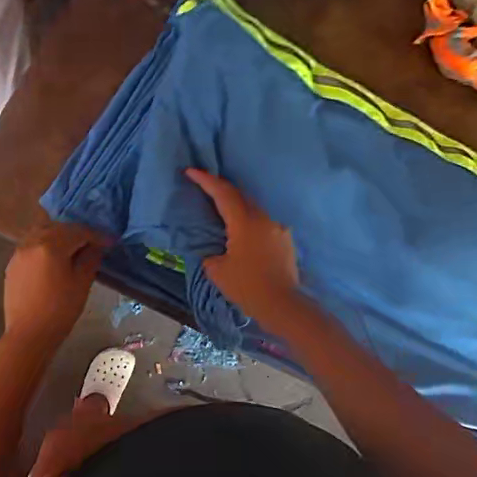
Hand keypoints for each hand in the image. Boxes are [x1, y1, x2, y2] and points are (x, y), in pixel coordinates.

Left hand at [3, 221, 107, 347]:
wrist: (28, 335)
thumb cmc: (59, 311)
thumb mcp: (81, 284)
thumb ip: (90, 259)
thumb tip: (94, 246)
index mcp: (51, 246)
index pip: (78, 232)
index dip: (96, 235)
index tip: (109, 242)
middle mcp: (32, 243)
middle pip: (58, 228)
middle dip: (77, 233)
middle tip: (92, 243)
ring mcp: (19, 253)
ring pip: (42, 234)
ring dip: (59, 236)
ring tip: (73, 248)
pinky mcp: (13, 264)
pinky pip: (32, 245)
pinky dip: (45, 245)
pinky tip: (54, 258)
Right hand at [184, 169, 303, 321]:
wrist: (283, 305)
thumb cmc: (247, 287)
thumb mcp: (217, 270)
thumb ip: (211, 251)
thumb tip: (215, 247)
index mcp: (245, 222)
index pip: (223, 193)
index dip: (205, 180)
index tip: (191, 171)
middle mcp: (263, 218)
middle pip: (240, 195)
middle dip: (220, 188)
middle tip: (203, 185)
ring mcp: (277, 227)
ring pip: (252, 207)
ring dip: (236, 205)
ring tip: (220, 208)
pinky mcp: (285, 238)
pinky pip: (262, 221)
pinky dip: (248, 220)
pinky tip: (241, 231)